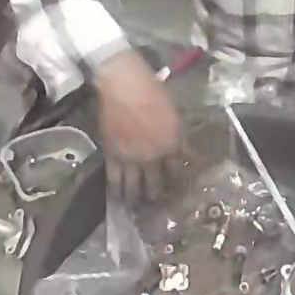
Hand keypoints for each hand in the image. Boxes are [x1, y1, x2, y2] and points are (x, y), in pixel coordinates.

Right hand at [94, 49, 182, 201]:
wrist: (123, 85)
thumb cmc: (153, 93)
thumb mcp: (174, 116)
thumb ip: (177, 138)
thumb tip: (183, 151)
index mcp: (171, 146)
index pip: (178, 172)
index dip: (178, 183)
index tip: (178, 192)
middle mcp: (152, 157)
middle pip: (156, 185)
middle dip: (158, 196)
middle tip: (157, 205)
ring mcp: (131, 158)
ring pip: (134, 187)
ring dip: (136, 199)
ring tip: (136, 209)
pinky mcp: (112, 155)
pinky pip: (114, 178)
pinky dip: (116, 189)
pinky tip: (117, 197)